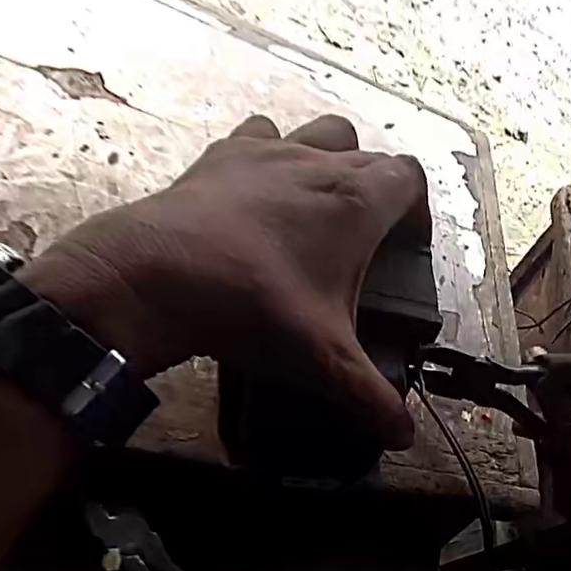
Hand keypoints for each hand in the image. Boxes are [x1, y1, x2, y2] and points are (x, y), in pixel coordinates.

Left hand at [16, 114, 426, 448]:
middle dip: (381, 193)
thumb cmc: (252, 308)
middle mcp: (315, 164)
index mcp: (353, 204)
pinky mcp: (220, 156)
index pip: (409, 179)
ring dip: (335, 162)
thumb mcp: (325, 362)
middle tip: (371, 242)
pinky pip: (263, 134)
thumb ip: (373, 399)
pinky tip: (267, 195)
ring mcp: (265, 152)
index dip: (419, 212)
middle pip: (371, 155)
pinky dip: (276, 155)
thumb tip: (405, 437)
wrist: (151, 280)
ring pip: (321, 133)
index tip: (409, 246)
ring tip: (325, 211)